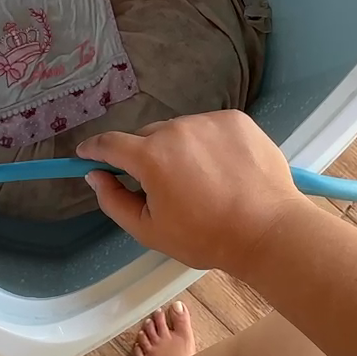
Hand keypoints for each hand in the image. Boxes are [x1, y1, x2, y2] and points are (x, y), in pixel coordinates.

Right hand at [77, 110, 310, 273]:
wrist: (269, 230)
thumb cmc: (206, 237)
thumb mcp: (150, 231)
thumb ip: (114, 200)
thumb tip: (94, 175)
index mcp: (150, 157)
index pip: (110, 144)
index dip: (95, 149)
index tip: (87, 154)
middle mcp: (175, 129)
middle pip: (148, 137)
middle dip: (146, 156)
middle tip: (163, 185)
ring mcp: (207, 120)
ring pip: (180, 131)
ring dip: (180, 149)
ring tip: (202, 180)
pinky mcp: (235, 119)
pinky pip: (209, 127)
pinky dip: (209, 143)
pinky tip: (224, 169)